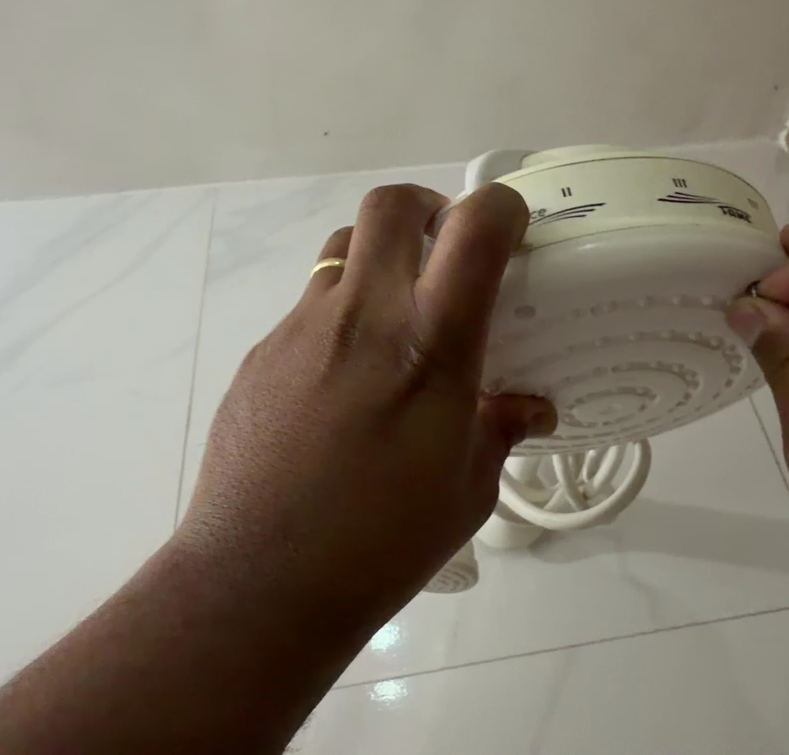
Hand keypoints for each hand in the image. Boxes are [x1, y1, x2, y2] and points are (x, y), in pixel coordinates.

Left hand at [178, 182, 555, 635]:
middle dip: (426, 208)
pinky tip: (339, 387)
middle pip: (390, 205)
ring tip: (390, 321)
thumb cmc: (383, 541)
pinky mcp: (260, 353)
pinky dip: (338, 322)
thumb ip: (500, 429)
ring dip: (377, 263)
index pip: (474, 230)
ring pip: (343, 250)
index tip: (511, 231)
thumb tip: (530, 408)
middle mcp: (363, 315)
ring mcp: (301, 328)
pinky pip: (308, 310)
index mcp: (430, 344)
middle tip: (442, 253)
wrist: (258, 584)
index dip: (500, 208)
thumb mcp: (468, 490)